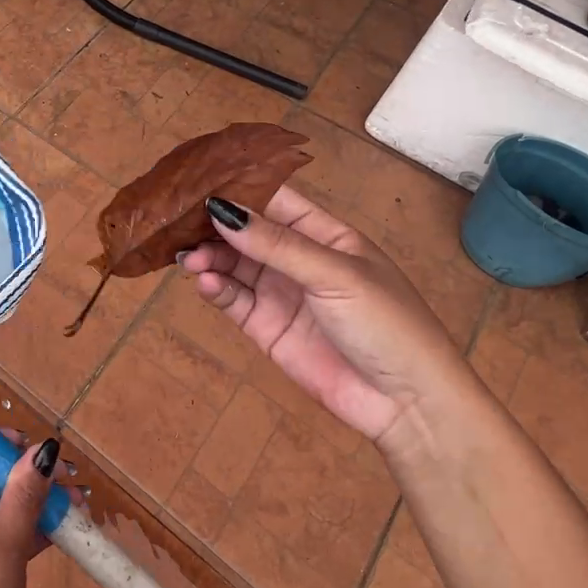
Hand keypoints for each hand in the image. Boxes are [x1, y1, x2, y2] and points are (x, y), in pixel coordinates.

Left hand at [0, 437, 58, 587]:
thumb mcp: (6, 545)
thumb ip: (25, 495)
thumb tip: (43, 447)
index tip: (32, 444)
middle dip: (27, 471)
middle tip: (68, 474)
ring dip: (35, 500)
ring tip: (77, 500)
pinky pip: (1, 530)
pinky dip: (29, 527)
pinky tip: (63, 528)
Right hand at [179, 186, 471, 445]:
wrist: (408, 405)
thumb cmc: (386, 324)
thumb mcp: (335, 275)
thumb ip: (276, 244)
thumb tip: (221, 209)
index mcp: (325, 236)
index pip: (274, 200)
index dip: (238, 189)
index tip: (197, 182)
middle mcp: (297, 260)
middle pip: (245, 232)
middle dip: (213, 226)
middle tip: (179, 224)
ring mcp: (279, 293)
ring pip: (232, 264)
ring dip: (209, 257)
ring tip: (189, 258)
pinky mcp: (265, 326)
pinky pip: (231, 298)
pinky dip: (213, 287)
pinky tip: (204, 282)